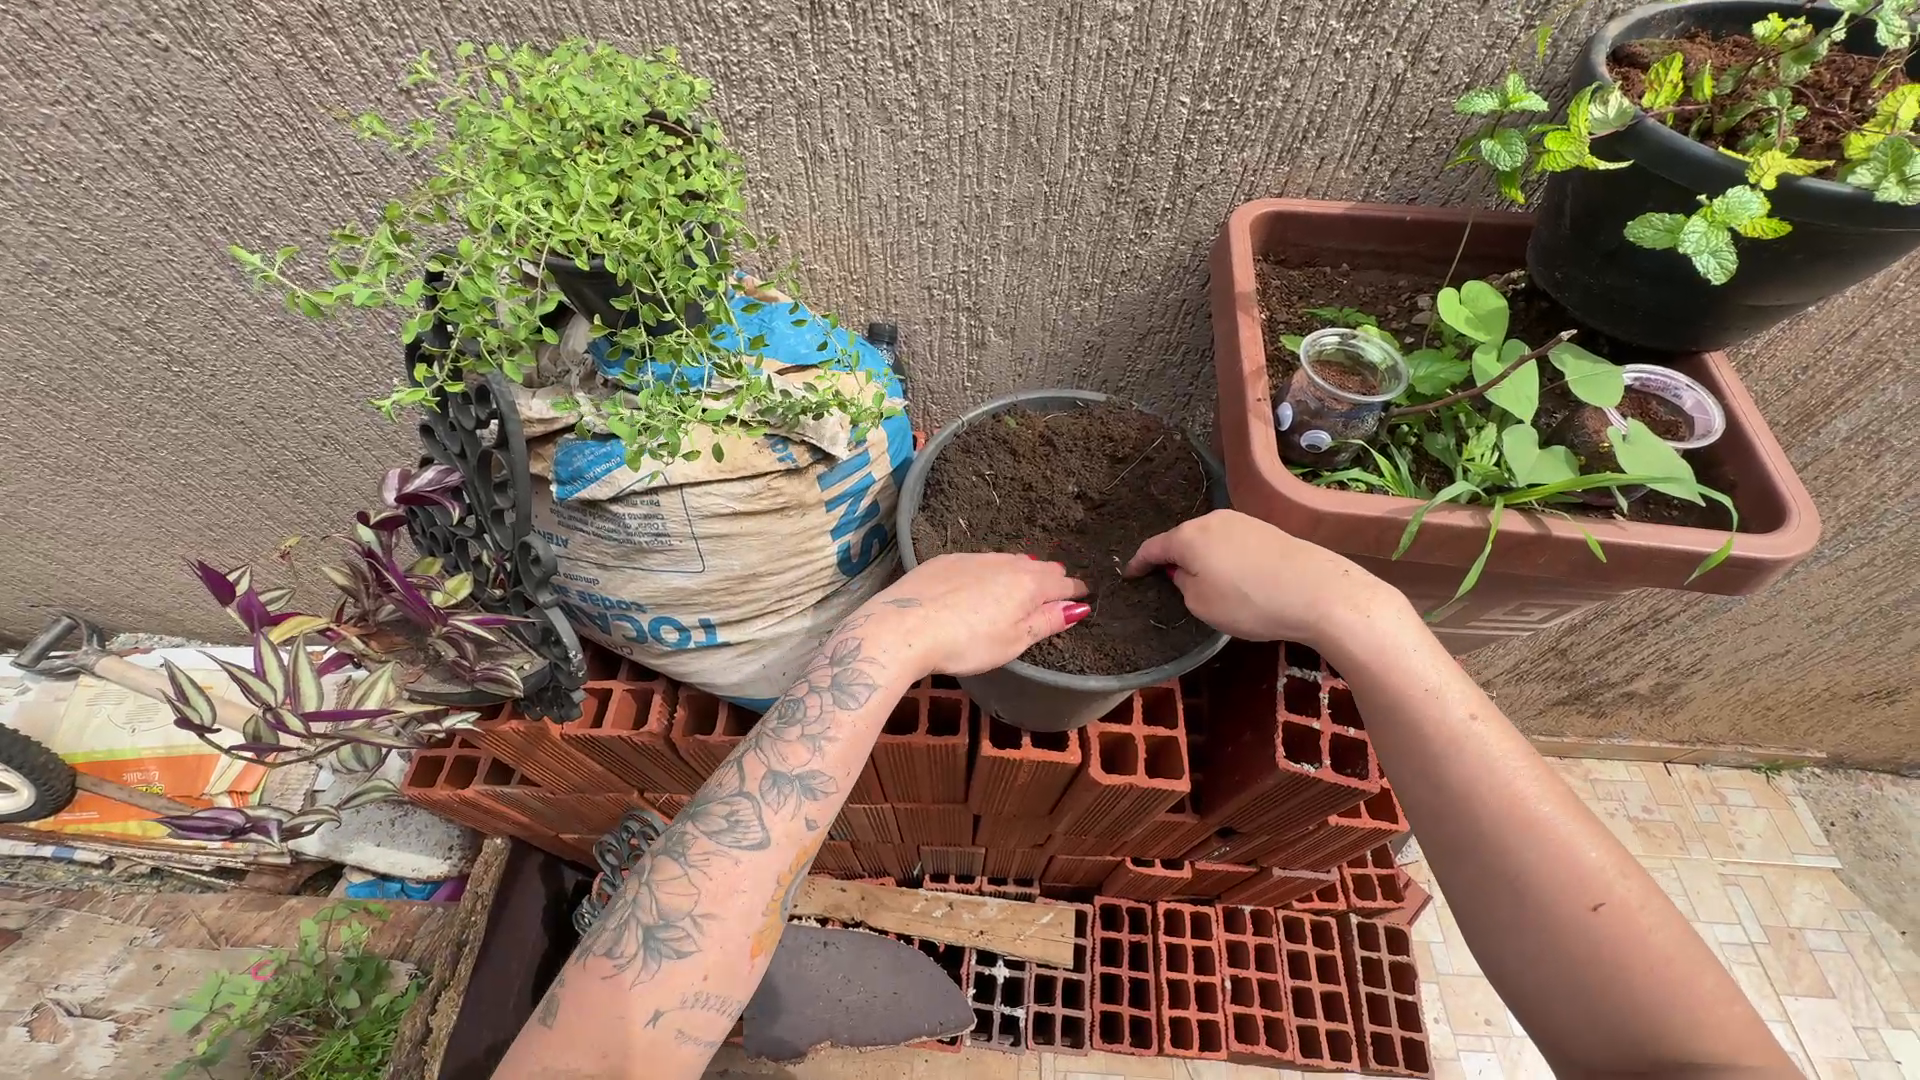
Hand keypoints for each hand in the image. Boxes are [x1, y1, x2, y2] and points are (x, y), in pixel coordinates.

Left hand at [861, 554, 1088, 676]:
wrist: (905, 627)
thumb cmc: (966, 643)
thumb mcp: (1014, 641)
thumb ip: (1047, 621)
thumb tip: (1078, 607)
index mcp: (1028, 584)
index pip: (1063, 584)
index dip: (1075, 591)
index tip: (1084, 594)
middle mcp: (1005, 563)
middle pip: (1038, 567)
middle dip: (1052, 577)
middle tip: (1058, 587)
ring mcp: (973, 559)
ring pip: (1007, 561)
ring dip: (1020, 572)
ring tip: (1023, 584)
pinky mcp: (945, 561)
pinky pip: (978, 562)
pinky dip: (988, 572)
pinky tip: (980, 584)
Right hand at [1123, 509, 1409, 646]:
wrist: (1318, 591)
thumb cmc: (1249, 601)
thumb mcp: (1200, 604)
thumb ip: (1182, 584)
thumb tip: (1184, 572)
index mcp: (1187, 536)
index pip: (1152, 547)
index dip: (1137, 563)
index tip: (1128, 574)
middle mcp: (1211, 520)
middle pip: (1181, 539)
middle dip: (1171, 558)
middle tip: (1167, 581)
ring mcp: (1241, 521)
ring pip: (1208, 540)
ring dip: (1200, 558)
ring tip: (1202, 581)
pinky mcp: (1266, 529)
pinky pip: (1231, 543)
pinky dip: (1223, 557)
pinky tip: (1233, 576)